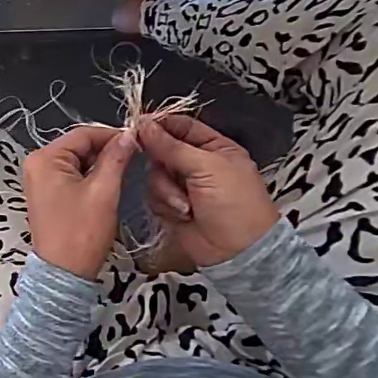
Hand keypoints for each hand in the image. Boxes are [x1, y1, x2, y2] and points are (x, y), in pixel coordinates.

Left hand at [23, 125, 137, 280]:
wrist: (64, 273)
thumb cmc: (80, 234)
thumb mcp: (103, 191)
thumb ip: (115, 158)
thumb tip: (128, 136)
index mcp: (44, 159)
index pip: (83, 134)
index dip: (112, 135)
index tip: (136, 141)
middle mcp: (37, 165)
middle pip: (79, 146)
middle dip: (106, 151)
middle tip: (133, 158)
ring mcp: (39, 180)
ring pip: (77, 161)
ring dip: (100, 165)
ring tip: (124, 172)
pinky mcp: (47, 194)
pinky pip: (71, 175)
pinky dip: (90, 177)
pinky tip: (107, 185)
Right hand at [137, 115, 278, 266]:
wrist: (238, 252)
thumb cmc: (235, 205)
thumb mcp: (207, 167)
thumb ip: (172, 146)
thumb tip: (144, 125)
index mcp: (214, 147)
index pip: (180, 126)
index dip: (160, 125)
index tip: (139, 127)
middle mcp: (197, 164)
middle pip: (162, 151)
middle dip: (163, 164)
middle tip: (171, 173)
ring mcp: (184, 186)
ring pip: (154, 175)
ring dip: (167, 190)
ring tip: (186, 205)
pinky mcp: (172, 206)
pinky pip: (153, 196)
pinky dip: (165, 205)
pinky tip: (183, 215)